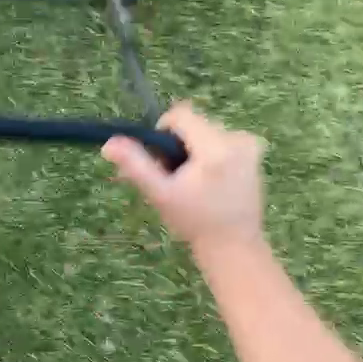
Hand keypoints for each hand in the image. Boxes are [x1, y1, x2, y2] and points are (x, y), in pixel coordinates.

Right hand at [102, 103, 266, 251]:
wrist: (234, 246)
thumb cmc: (194, 222)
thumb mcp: (160, 194)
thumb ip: (135, 165)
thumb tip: (108, 143)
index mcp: (216, 147)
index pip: (180, 115)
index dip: (162, 134)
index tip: (162, 162)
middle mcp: (237, 139)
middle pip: (192, 124)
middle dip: (177, 146)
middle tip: (175, 178)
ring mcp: (250, 145)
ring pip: (204, 132)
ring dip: (192, 151)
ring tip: (192, 183)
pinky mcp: (254, 153)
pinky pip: (220, 140)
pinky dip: (208, 154)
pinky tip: (209, 181)